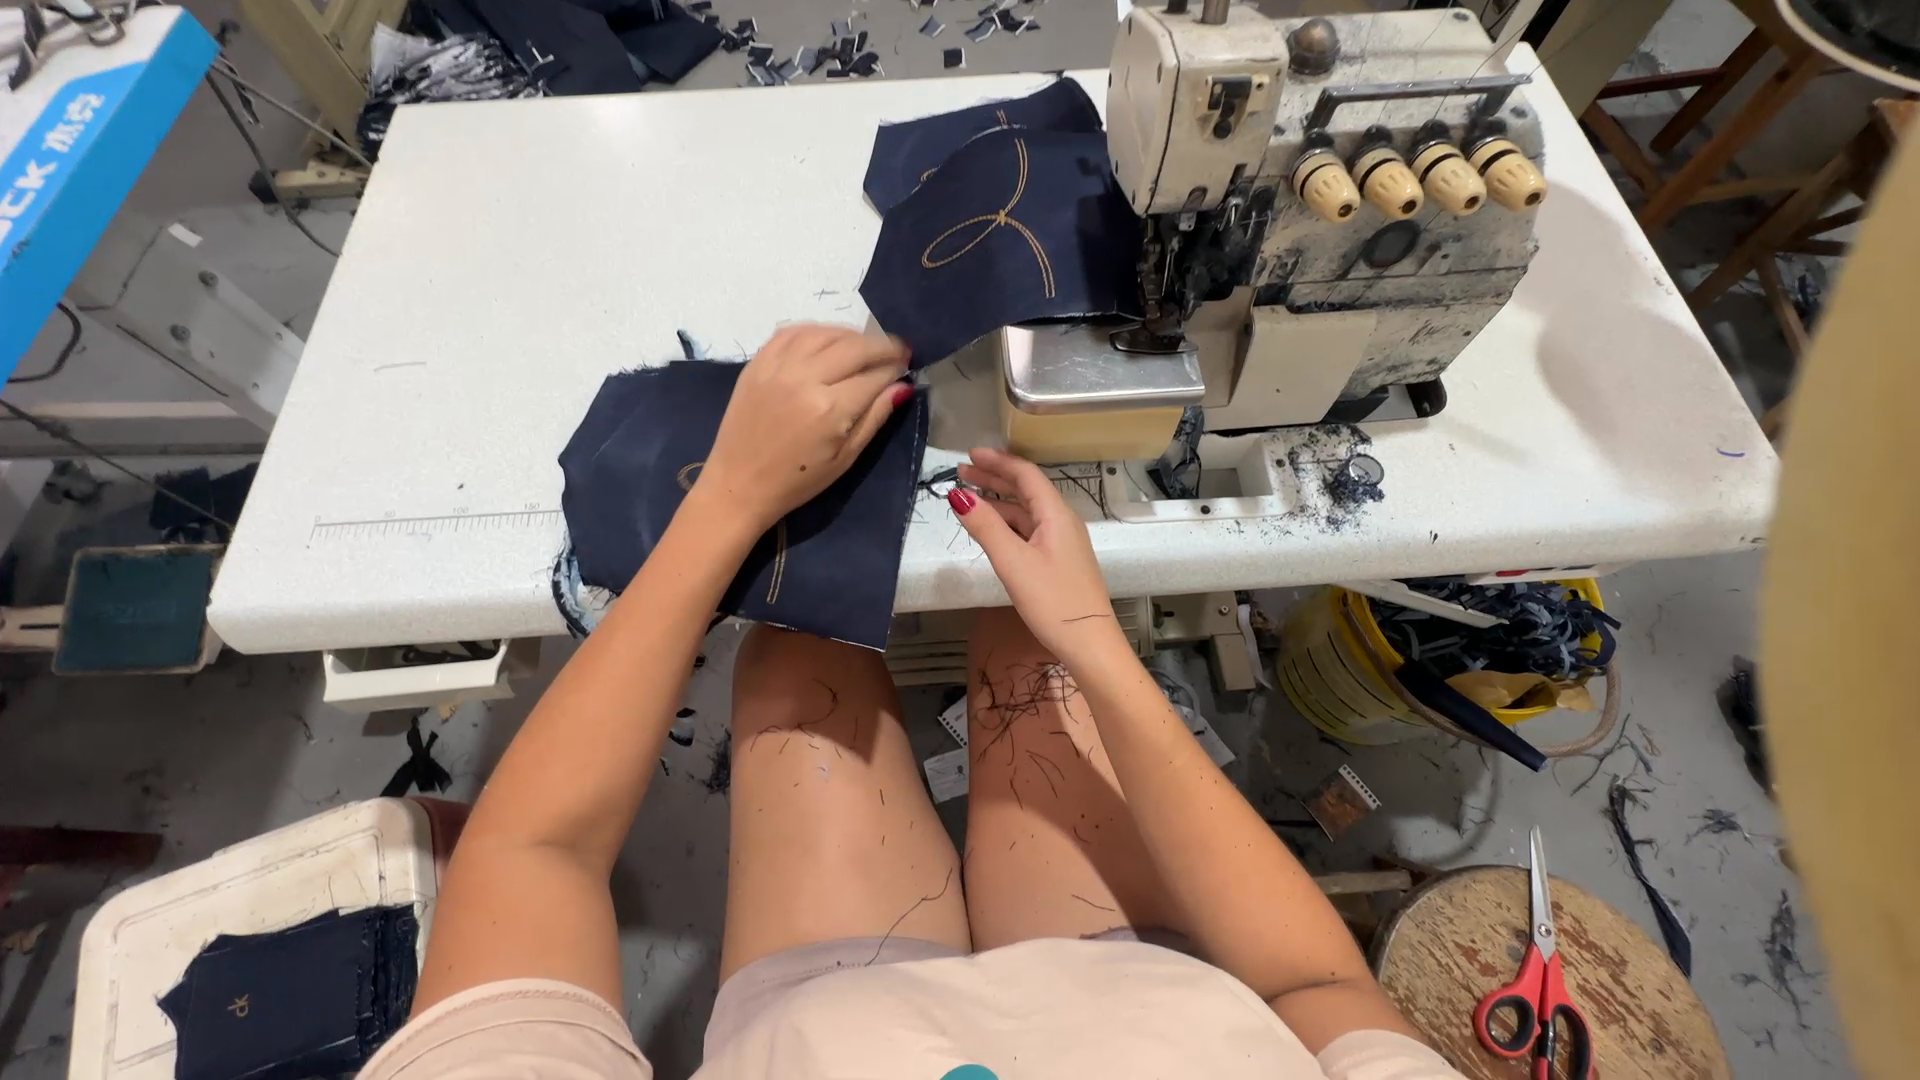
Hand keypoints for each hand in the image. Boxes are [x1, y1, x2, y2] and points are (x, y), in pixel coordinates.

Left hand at [699, 324, 911, 531]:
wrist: (739, 484)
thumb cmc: (798, 481)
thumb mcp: (845, 458)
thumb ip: (874, 418)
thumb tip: (902, 387)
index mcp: (829, 409)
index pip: (874, 376)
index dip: (895, 369)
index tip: (907, 367)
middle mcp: (805, 379)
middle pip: (853, 348)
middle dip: (882, 346)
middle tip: (897, 350)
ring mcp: (777, 367)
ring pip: (824, 333)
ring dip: (851, 335)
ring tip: (865, 345)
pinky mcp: (757, 363)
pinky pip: (791, 332)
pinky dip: (816, 330)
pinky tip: (828, 339)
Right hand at [949, 447, 1125, 661]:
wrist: (1090, 643)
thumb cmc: (1053, 601)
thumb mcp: (1013, 562)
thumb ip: (985, 526)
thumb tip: (958, 495)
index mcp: (1055, 514)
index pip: (1025, 474)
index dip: (996, 461)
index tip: (969, 455)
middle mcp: (1062, 521)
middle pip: (1026, 490)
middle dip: (994, 478)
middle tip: (962, 472)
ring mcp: (1062, 542)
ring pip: (1027, 511)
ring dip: (999, 501)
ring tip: (969, 498)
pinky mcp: (1059, 561)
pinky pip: (1030, 530)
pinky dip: (1007, 523)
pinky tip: (991, 530)